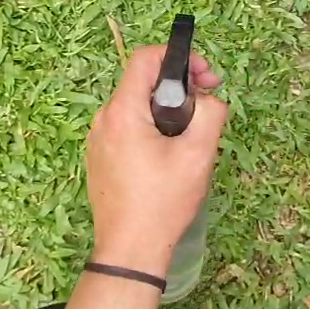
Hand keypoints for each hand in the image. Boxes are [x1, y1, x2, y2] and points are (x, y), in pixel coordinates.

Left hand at [85, 45, 227, 277]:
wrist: (130, 251)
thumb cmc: (163, 202)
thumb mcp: (198, 153)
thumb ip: (210, 112)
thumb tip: (208, 99)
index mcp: (123, 112)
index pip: (145, 58)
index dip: (179, 57)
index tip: (205, 76)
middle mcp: (104, 120)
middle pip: (144, 82)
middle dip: (180, 85)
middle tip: (208, 101)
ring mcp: (99, 140)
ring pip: (138, 106)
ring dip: (169, 108)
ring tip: (193, 132)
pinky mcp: (102, 158)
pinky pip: (130, 127)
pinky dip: (153, 127)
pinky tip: (172, 151)